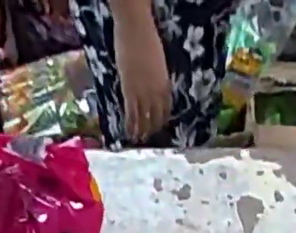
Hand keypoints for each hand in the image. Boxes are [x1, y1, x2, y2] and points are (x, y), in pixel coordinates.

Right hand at [113, 14, 171, 142]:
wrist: (136, 31)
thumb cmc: (148, 40)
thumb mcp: (159, 64)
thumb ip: (158, 79)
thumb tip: (153, 87)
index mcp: (166, 87)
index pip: (166, 110)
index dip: (162, 120)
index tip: (159, 126)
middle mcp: (157, 95)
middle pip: (156, 118)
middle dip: (152, 129)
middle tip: (148, 137)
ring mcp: (143, 95)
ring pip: (144, 120)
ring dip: (141, 131)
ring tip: (138, 139)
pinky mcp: (130, 93)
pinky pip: (131, 114)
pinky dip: (130, 125)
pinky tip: (129, 132)